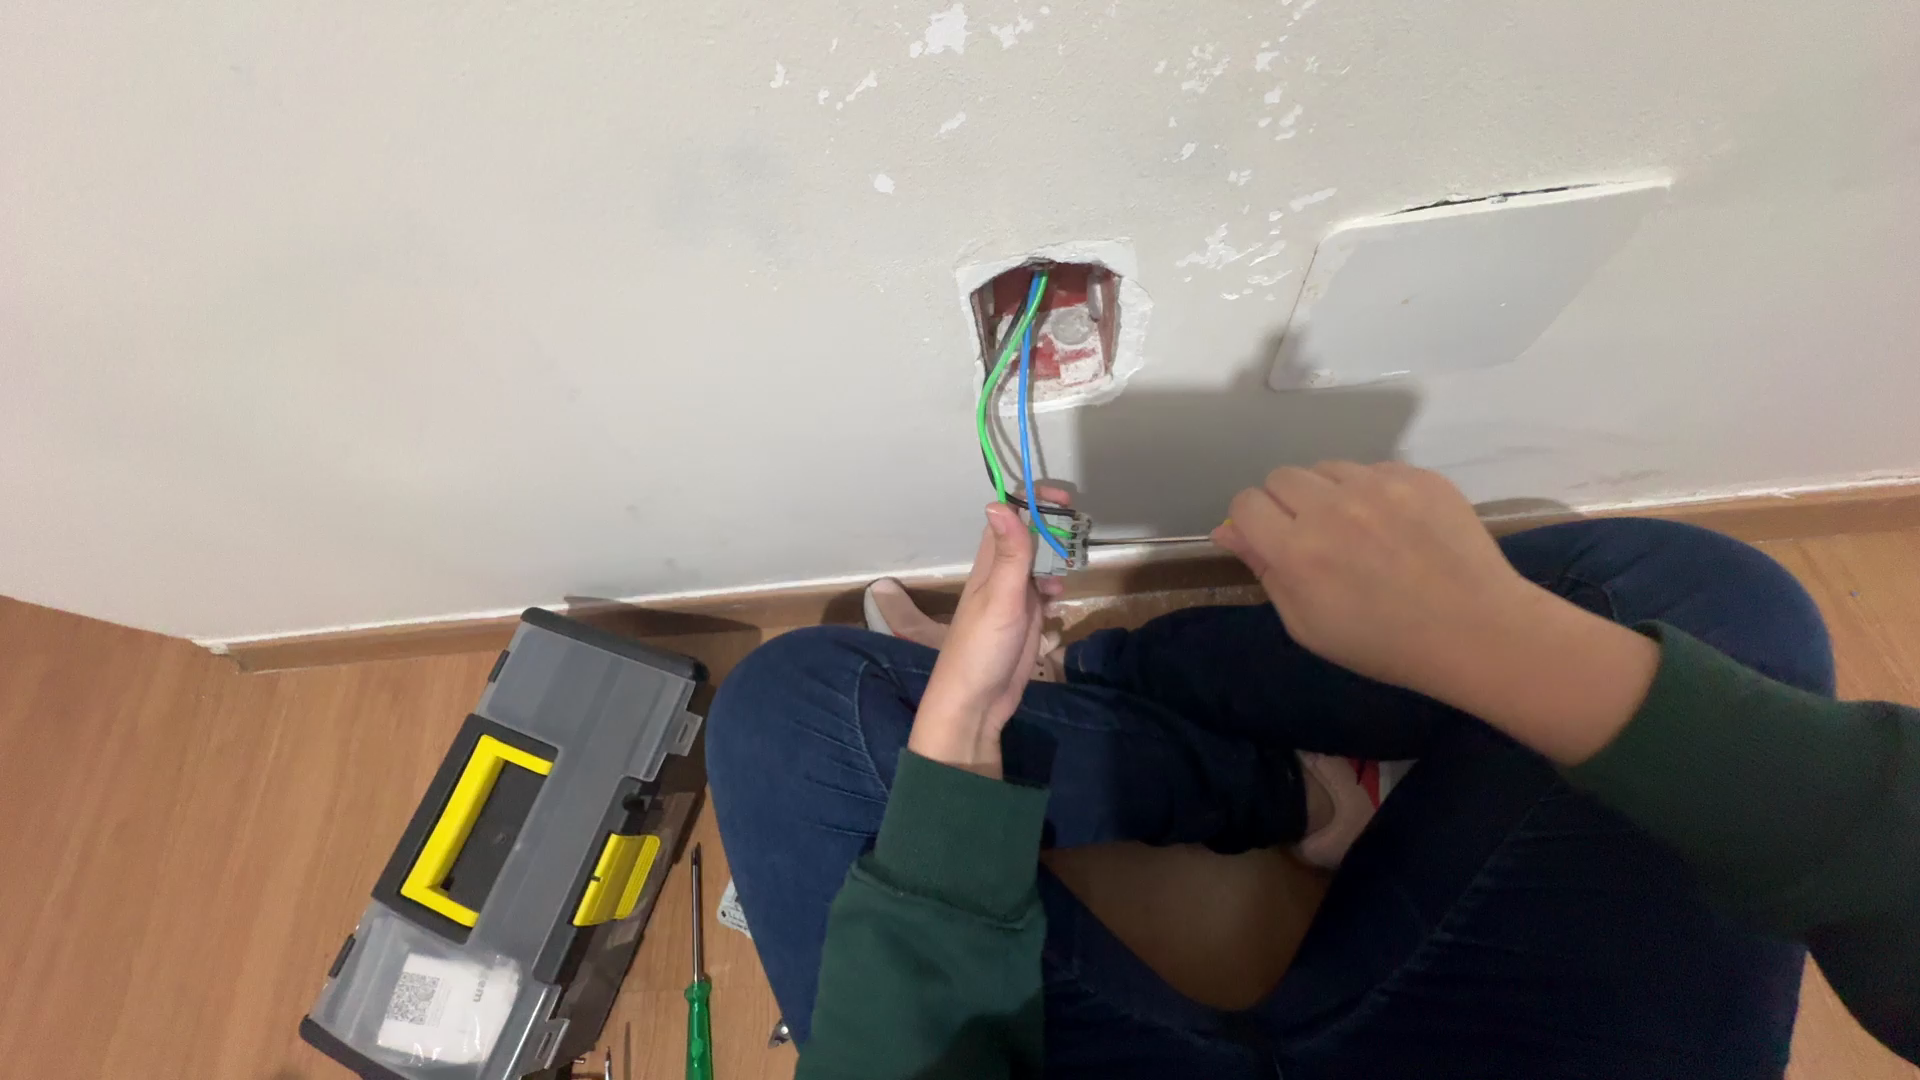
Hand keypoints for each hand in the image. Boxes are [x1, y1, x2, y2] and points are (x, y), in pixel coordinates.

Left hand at [909, 490, 1067, 777]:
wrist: (977, 702)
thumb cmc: (982, 647)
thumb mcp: (1000, 597)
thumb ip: (1008, 553)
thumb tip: (1000, 502)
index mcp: (989, 562)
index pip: (1009, 515)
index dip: (1032, 501)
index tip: (1063, 499)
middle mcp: (1001, 573)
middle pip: (1030, 536)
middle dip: (1054, 530)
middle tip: (1078, 536)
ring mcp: (1014, 597)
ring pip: (1040, 564)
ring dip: (1058, 561)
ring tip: (1070, 571)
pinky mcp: (1026, 619)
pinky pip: (1045, 592)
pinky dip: (1056, 590)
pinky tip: (1059, 602)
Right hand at [1213, 462, 1656, 762]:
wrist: (1477, 632)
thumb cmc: (1380, 641)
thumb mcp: (1304, 623)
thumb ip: (1263, 569)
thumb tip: (1227, 530)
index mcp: (1296, 551)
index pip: (1245, 504)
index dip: (1252, 523)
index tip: (1271, 542)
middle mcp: (1331, 508)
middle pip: (1280, 478)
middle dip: (1285, 504)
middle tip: (1314, 537)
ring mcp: (1379, 487)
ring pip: (1325, 468)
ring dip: (1327, 493)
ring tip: (1356, 528)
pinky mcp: (1417, 477)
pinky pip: (1372, 469)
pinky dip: (1371, 491)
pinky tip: (1393, 525)